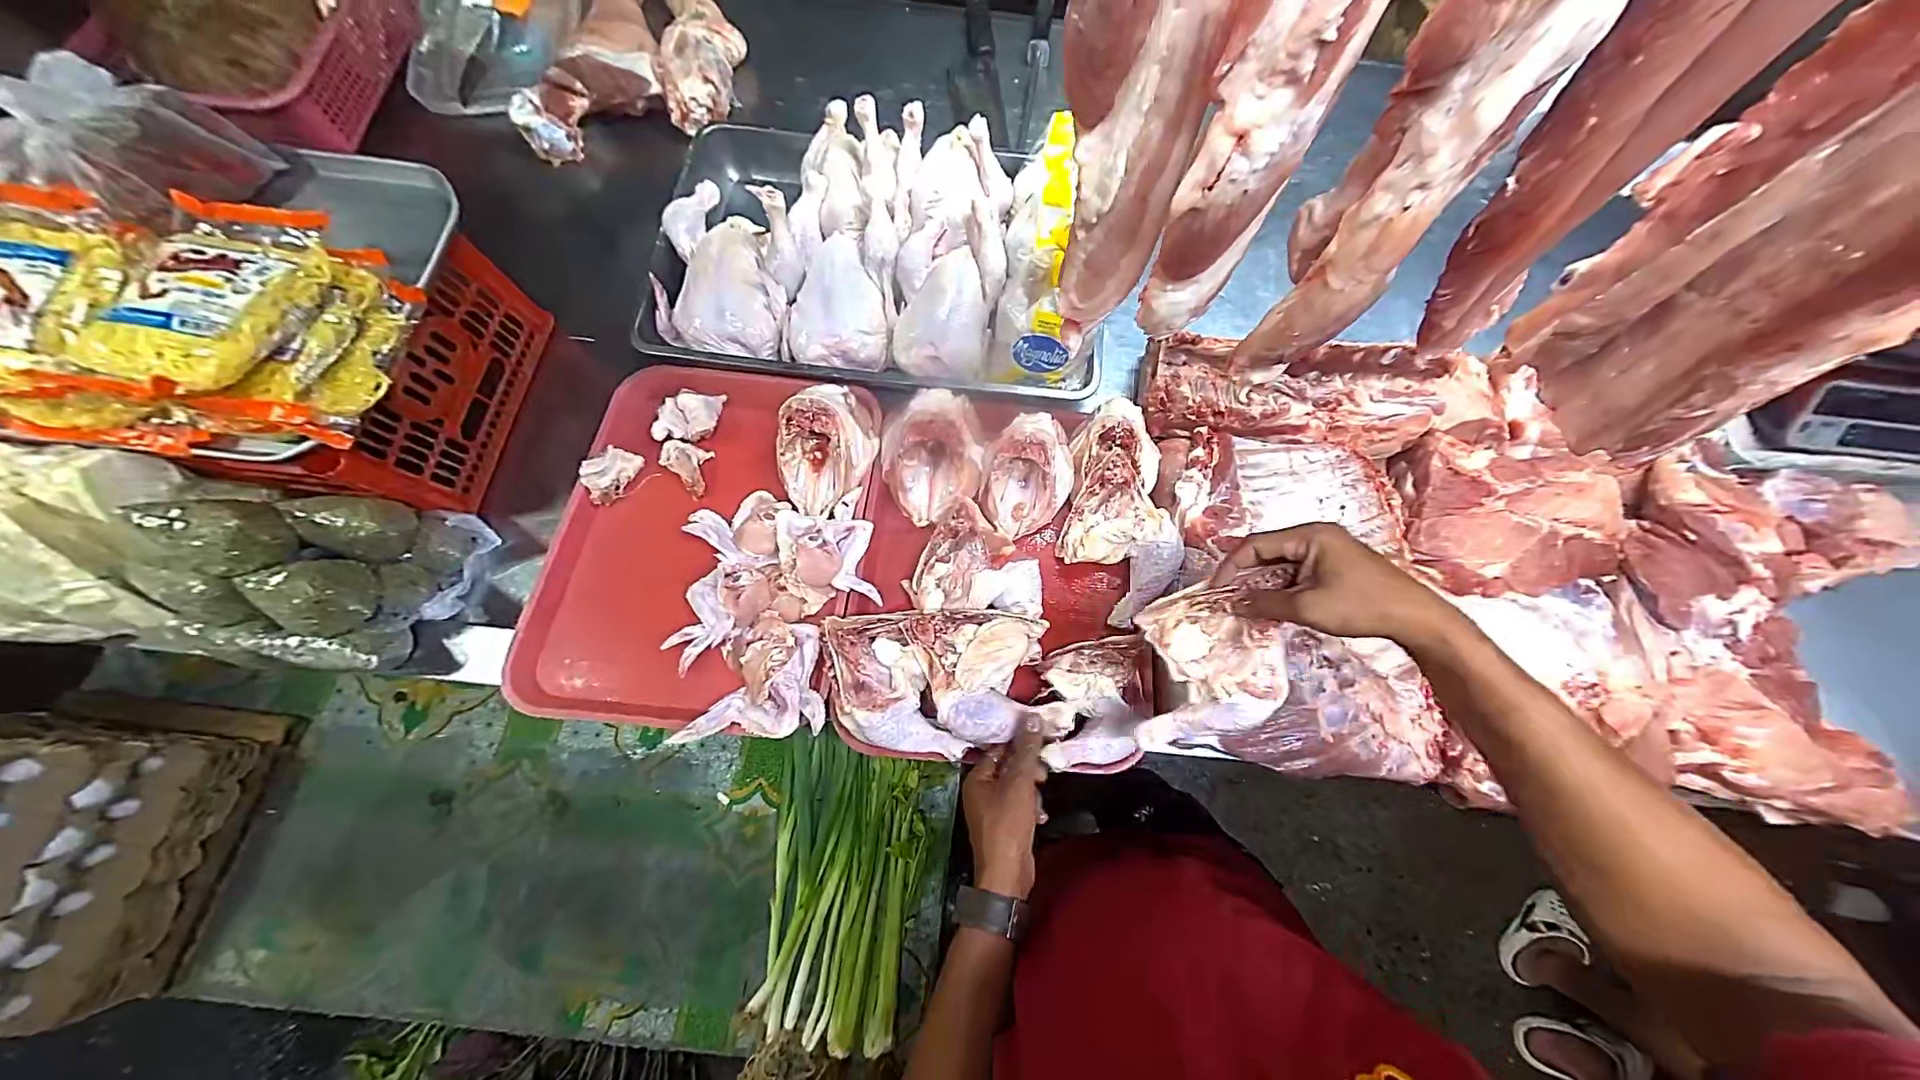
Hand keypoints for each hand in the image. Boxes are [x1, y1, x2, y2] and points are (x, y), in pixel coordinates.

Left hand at [962, 719, 1046, 899]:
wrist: (1008, 873)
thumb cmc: (1008, 824)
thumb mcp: (1019, 782)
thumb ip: (1026, 750)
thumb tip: (1031, 718)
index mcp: (976, 778)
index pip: (998, 749)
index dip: (1019, 744)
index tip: (1041, 741)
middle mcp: (980, 791)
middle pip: (1008, 767)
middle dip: (1028, 770)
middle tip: (1043, 775)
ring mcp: (991, 809)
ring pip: (1017, 786)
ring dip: (1032, 790)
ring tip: (1040, 798)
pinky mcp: (1004, 824)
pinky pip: (1020, 805)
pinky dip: (1031, 807)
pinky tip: (1039, 816)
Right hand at [1209, 523, 1465, 648]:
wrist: (1417, 619)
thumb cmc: (1362, 606)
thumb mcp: (1306, 607)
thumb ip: (1264, 603)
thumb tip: (1233, 604)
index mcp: (1309, 535)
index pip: (1255, 544)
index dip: (1230, 566)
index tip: (1215, 589)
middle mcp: (1317, 536)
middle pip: (1267, 552)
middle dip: (1244, 575)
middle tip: (1226, 597)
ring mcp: (1329, 550)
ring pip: (1282, 565)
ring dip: (1263, 585)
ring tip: (1246, 605)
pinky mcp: (1338, 566)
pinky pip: (1298, 573)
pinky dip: (1282, 588)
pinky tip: (1274, 605)